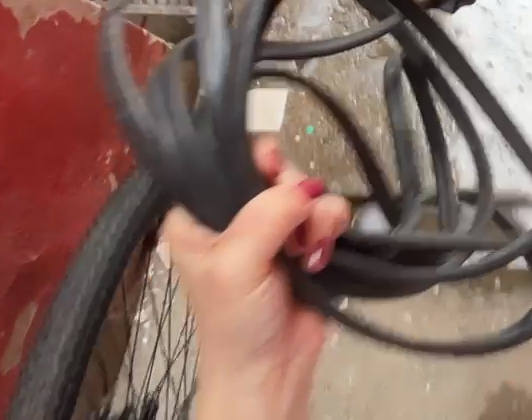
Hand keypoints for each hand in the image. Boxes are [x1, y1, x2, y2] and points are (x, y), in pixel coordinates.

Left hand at [161, 136, 349, 419]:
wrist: (272, 372)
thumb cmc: (236, 320)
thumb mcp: (235, 264)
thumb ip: (266, 215)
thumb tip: (306, 190)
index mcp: (201, 213)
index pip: (229, 158)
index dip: (256, 158)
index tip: (273, 172)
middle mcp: (238, 213)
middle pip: (277, 168)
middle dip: (294, 191)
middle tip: (294, 219)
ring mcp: (275, 226)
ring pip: (309, 189)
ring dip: (316, 216)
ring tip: (306, 249)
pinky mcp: (306, 240)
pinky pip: (329, 210)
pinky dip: (330, 229)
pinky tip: (319, 256)